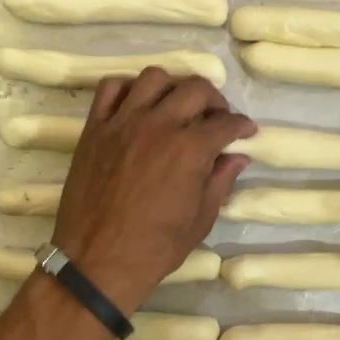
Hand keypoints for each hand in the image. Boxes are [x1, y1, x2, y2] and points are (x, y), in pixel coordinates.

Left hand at [54, 69, 255, 312]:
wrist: (98, 260)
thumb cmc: (154, 247)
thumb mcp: (200, 220)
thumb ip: (220, 181)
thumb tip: (237, 158)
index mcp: (190, 149)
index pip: (225, 123)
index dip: (241, 126)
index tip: (245, 131)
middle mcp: (158, 125)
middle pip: (195, 89)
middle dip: (215, 100)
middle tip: (216, 118)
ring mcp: (122, 123)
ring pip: (154, 78)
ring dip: (173, 87)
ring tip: (176, 106)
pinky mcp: (95, 128)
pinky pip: (110, 88)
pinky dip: (128, 88)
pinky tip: (137, 104)